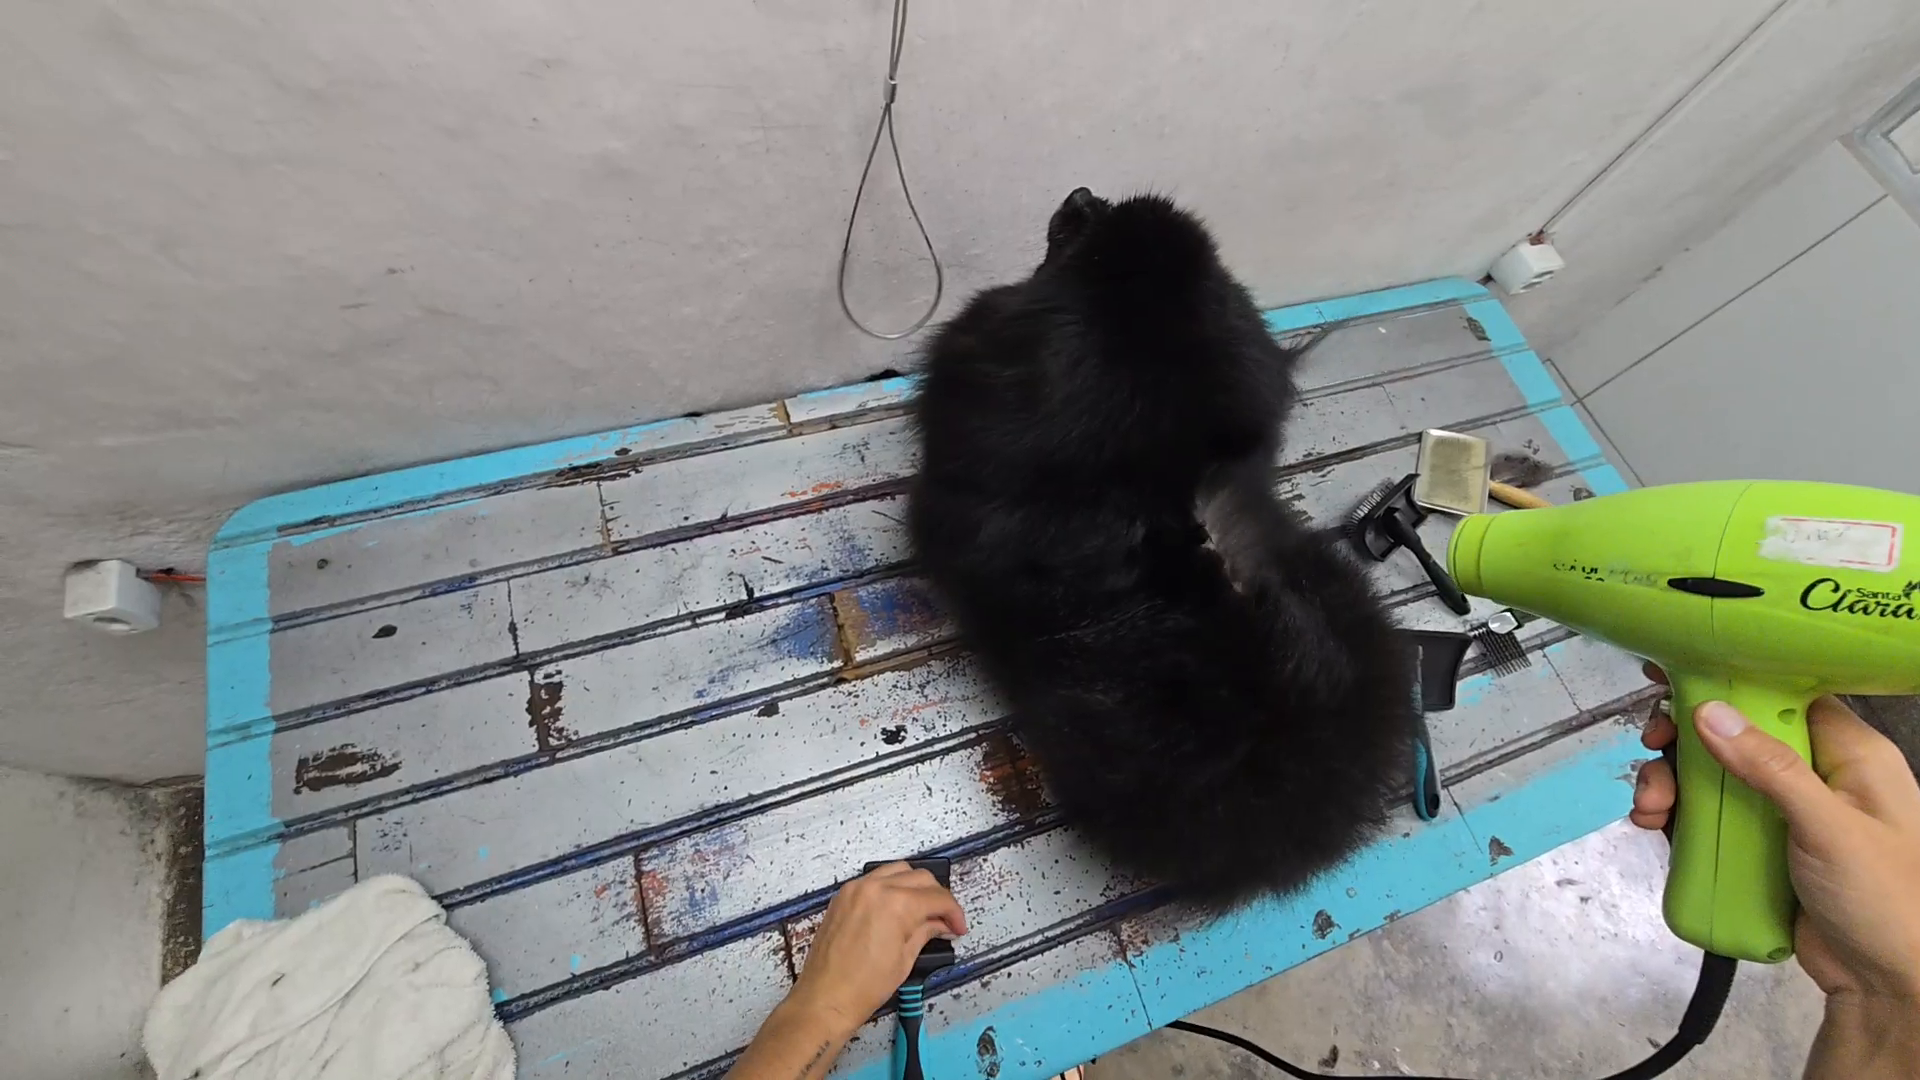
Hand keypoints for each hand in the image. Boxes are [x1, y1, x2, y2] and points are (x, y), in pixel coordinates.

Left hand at [786, 863, 968, 1036]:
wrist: (824, 999)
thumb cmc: (864, 987)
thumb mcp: (905, 959)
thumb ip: (926, 931)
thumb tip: (941, 923)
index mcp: (896, 904)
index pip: (936, 897)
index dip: (953, 912)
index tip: (958, 926)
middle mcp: (876, 887)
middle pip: (920, 877)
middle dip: (936, 896)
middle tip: (944, 919)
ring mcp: (857, 887)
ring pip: (897, 870)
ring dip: (914, 885)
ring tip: (921, 909)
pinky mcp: (844, 894)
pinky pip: (875, 878)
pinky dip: (890, 885)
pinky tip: (896, 906)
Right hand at [1631, 665, 1919, 997]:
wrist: (1892, 988)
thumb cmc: (1887, 901)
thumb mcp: (1832, 831)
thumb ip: (1773, 770)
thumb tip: (1707, 710)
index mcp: (1847, 758)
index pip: (1782, 693)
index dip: (1726, 677)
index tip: (1666, 675)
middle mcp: (1810, 772)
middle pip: (1727, 729)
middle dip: (1680, 739)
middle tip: (1653, 748)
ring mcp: (1776, 805)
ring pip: (1703, 767)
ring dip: (1665, 781)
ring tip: (1651, 810)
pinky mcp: (1751, 835)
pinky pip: (1698, 806)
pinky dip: (1668, 810)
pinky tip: (1653, 824)